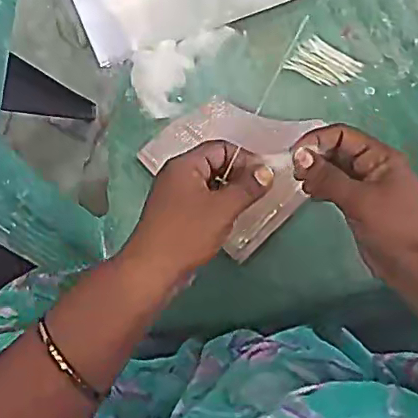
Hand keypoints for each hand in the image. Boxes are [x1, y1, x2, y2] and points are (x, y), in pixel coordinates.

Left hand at [121, 140, 273, 286]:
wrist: (152, 269)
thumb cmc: (186, 234)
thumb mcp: (222, 209)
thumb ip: (247, 188)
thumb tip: (265, 172)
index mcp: (184, 164)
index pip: (219, 148)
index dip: (244, 157)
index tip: (265, 174)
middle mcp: (176, 174)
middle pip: (213, 163)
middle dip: (238, 175)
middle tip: (261, 190)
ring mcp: (173, 194)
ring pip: (208, 184)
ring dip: (228, 191)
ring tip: (249, 204)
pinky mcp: (174, 213)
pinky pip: (200, 200)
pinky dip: (216, 205)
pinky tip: (229, 219)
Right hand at [291, 125, 417, 284]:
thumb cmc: (396, 229)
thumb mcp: (360, 200)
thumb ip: (328, 177)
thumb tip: (300, 156)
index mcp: (380, 157)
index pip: (343, 135)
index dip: (317, 140)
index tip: (295, 155)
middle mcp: (373, 167)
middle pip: (337, 150)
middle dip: (315, 156)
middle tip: (296, 174)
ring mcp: (367, 187)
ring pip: (335, 169)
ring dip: (316, 172)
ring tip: (303, 186)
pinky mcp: (361, 205)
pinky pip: (336, 187)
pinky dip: (322, 187)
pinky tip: (311, 195)